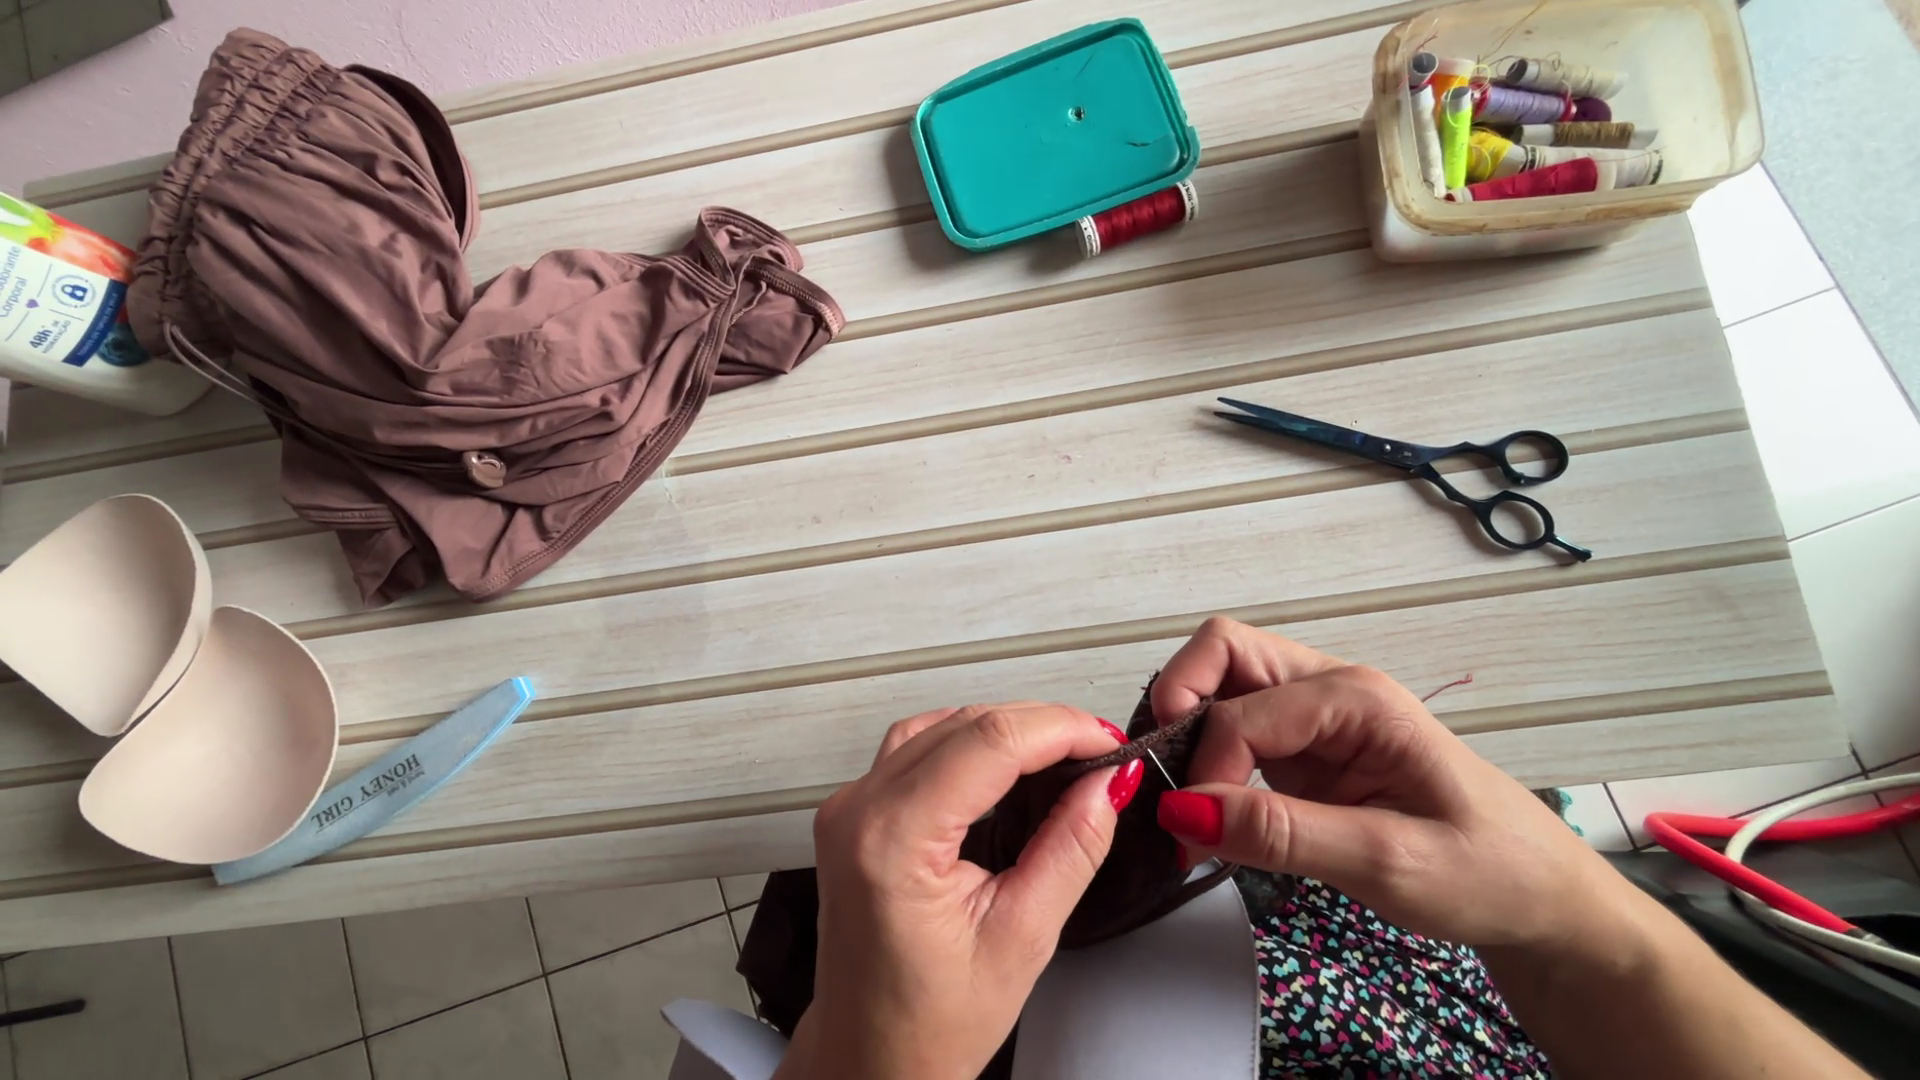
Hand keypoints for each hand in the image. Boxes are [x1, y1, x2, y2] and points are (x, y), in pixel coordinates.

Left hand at [778, 703, 1145, 1079]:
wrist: (867, 1058)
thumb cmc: (929, 1024)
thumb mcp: (1023, 938)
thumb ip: (1072, 849)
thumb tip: (1108, 783)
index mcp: (892, 840)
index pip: (989, 742)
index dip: (1059, 728)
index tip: (1109, 742)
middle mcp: (859, 809)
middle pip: (965, 724)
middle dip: (1041, 726)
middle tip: (1099, 751)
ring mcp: (850, 805)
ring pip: (940, 725)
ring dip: (1006, 727)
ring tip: (1061, 751)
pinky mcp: (855, 809)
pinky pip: (916, 744)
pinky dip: (968, 739)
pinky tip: (1003, 759)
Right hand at [1149, 617, 1635, 953]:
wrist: (1540, 899)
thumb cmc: (1487, 874)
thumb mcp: (1389, 862)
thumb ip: (1280, 834)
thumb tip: (1179, 813)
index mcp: (1356, 698)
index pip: (1242, 710)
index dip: (1206, 766)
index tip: (1195, 832)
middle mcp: (1328, 688)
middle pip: (1224, 650)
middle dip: (1178, 698)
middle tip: (1162, 772)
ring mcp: (1312, 713)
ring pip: (1221, 678)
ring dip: (1185, 721)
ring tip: (1175, 788)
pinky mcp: (1301, 744)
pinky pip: (1232, 720)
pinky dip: (1201, 748)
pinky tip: (1200, 795)